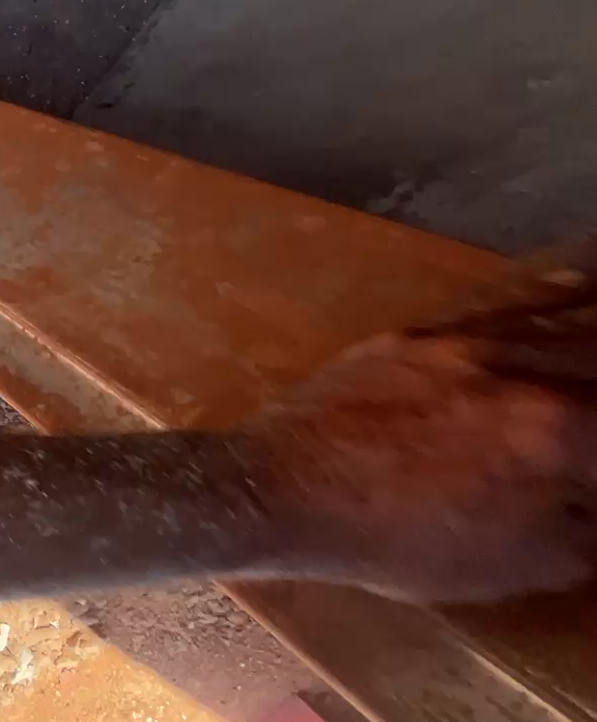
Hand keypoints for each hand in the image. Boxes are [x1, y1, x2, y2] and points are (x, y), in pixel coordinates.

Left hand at [246, 259, 596, 602]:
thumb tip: (591, 490)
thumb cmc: (399, 539)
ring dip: (596, 325)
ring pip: (561, 319)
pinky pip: (492, 310)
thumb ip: (594, 521)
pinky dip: (549, 297)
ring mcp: (448, 344)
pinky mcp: (401, 339)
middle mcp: (508, 368)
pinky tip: (577, 283)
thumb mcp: (531, 559)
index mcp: (560, 427)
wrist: (277, 489)